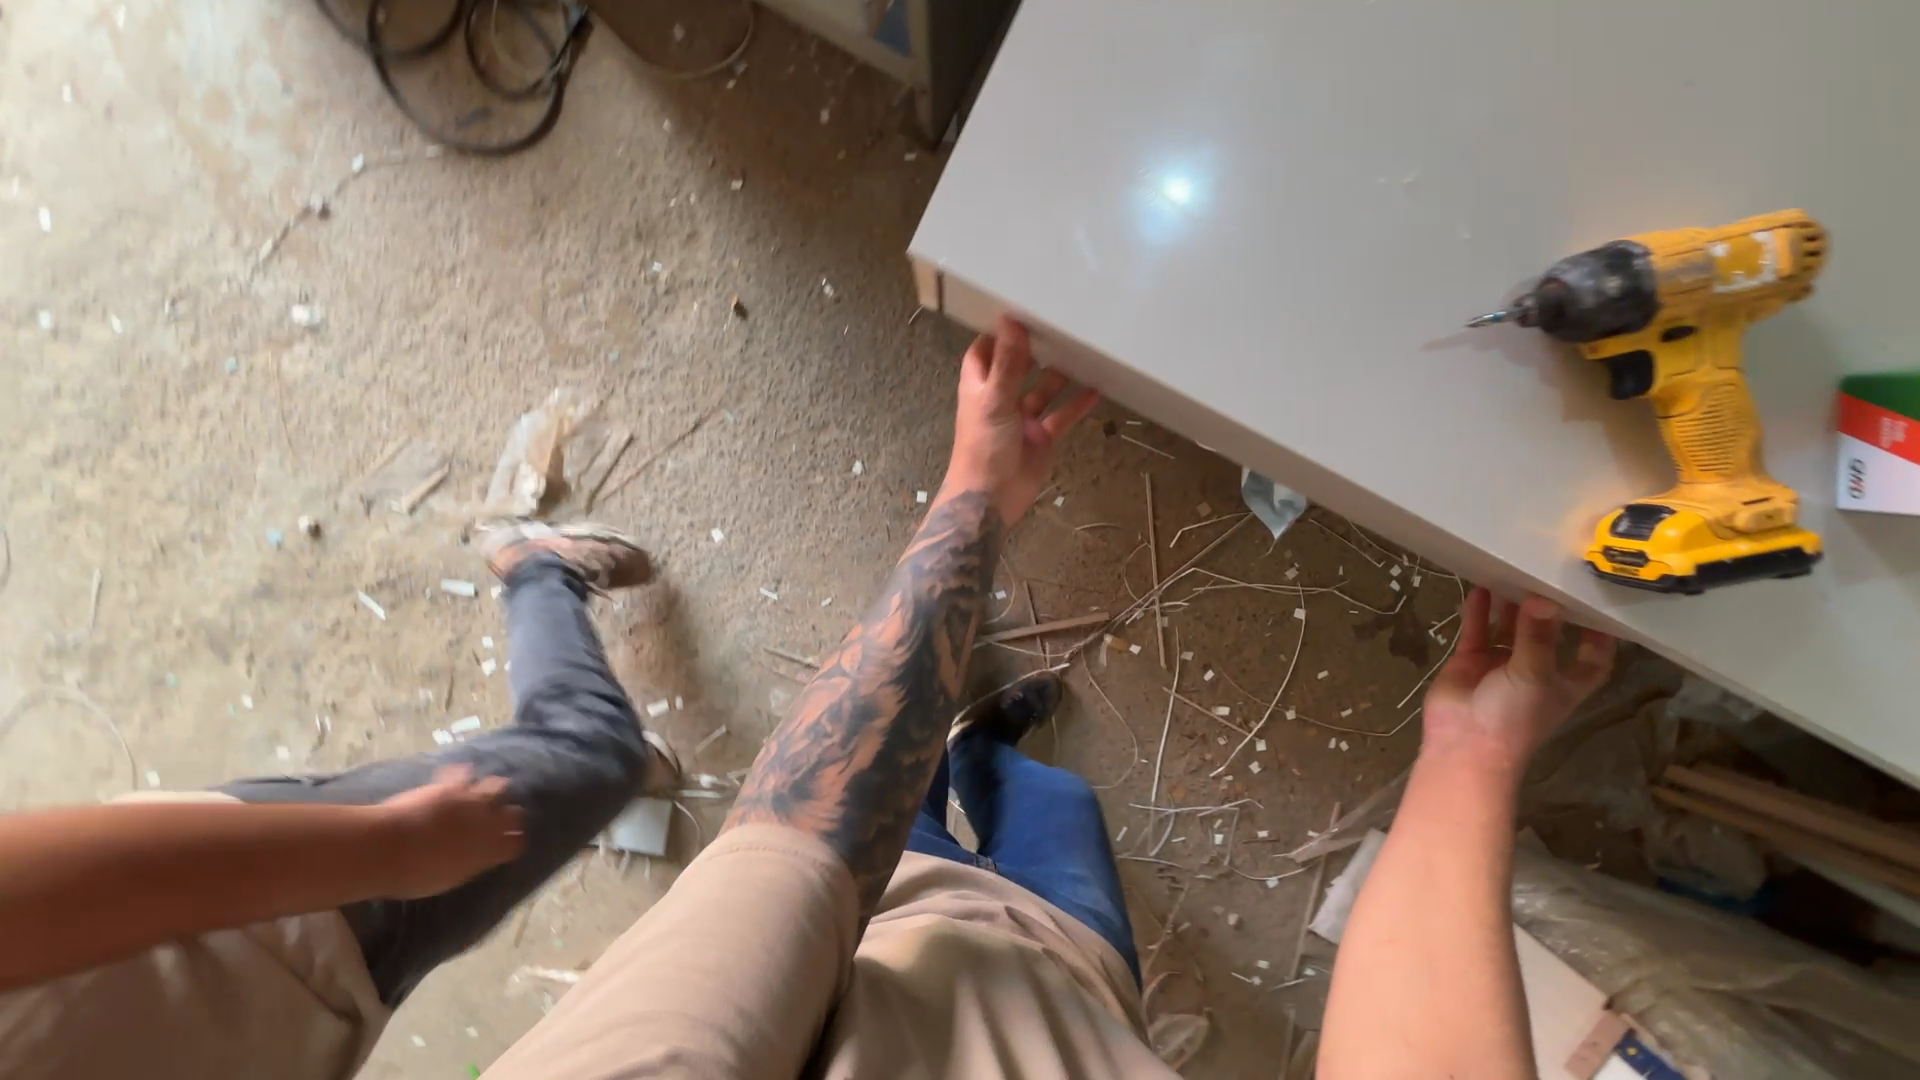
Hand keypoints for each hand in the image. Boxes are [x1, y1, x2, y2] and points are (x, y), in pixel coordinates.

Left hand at [375, 767, 525, 898]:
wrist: (386, 849)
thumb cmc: (411, 875)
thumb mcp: (447, 879)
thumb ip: (468, 865)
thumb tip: (476, 859)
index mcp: (489, 851)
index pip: (516, 843)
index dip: (513, 841)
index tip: (507, 842)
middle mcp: (489, 823)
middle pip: (514, 813)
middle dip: (508, 814)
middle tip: (499, 817)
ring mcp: (473, 801)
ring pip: (499, 786)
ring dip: (493, 789)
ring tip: (484, 791)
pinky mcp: (453, 785)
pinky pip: (464, 773)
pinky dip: (460, 774)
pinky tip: (456, 774)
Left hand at [944, 316, 1099, 524]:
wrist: (990, 499)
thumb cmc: (983, 447)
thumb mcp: (995, 399)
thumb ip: (1007, 363)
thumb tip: (1010, 321)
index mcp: (980, 387)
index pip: (985, 352)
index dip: (999, 335)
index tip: (1021, 313)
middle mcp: (1000, 400)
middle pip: (1017, 368)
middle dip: (1035, 350)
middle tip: (1061, 327)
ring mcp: (1021, 420)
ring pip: (1043, 391)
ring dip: (1060, 375)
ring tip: (1083, 351)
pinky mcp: (1040, 439)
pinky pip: (1061, 417)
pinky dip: (1076, 405)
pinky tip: (1097, 389)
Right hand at [1421, 588, 1615, 777]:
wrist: (1465, 741)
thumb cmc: (1514, 716)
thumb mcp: (1534, 675)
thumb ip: (1537, 636)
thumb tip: (1544, 599)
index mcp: (1566, 682)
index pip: (1592, 656)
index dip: (1598, 633)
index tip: (1598, 603)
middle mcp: (1536, 670)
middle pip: (1547, 634)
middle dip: (1547, 609)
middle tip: (1547, 575)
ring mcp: (1500, 664)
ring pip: (1508, 629)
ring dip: (1510, 606)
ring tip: (1512, 574)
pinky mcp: (1470, 660)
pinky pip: (1477, 631)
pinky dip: (1478, 612)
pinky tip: (1481, 589)